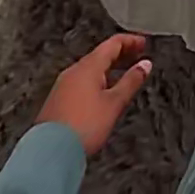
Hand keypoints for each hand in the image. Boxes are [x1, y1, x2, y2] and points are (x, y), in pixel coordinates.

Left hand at [35, 34, 150, 153]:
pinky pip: (80, 82)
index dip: (130, 41)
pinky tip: (100, 94)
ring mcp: (63, 86)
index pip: (113, 43)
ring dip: (108, 68)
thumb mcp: (114, 103)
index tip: (142, 43)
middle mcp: (74, 71)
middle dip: (120, 54)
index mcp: (89, 66)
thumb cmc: (82, 127)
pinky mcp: (57, 101)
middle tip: (135, 56)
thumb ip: (131, 81)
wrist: (49, 153)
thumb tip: (145, 65)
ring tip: (121, 75)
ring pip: (89, 69)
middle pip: (101, 54)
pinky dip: (95, 81)